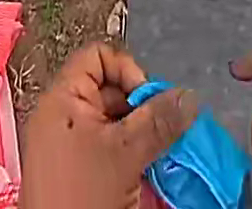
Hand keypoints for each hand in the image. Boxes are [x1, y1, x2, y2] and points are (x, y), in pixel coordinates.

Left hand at [21, 42, 200, 208]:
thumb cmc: (83, 196)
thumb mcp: (125, 153)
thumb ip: (159, 119)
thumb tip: (189, 96)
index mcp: (63, 98)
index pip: (99, 56)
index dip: (127, 70)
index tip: (147, 99)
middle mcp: (63, 114)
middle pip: (111, 88)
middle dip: (140, 105)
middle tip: (159, 130)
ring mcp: (68, 144)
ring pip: (114, 119)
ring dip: (140, 131)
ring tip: (156, 151)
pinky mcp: (77, 170)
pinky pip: (109, 145)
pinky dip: (130, 151)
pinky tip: (146, 168)